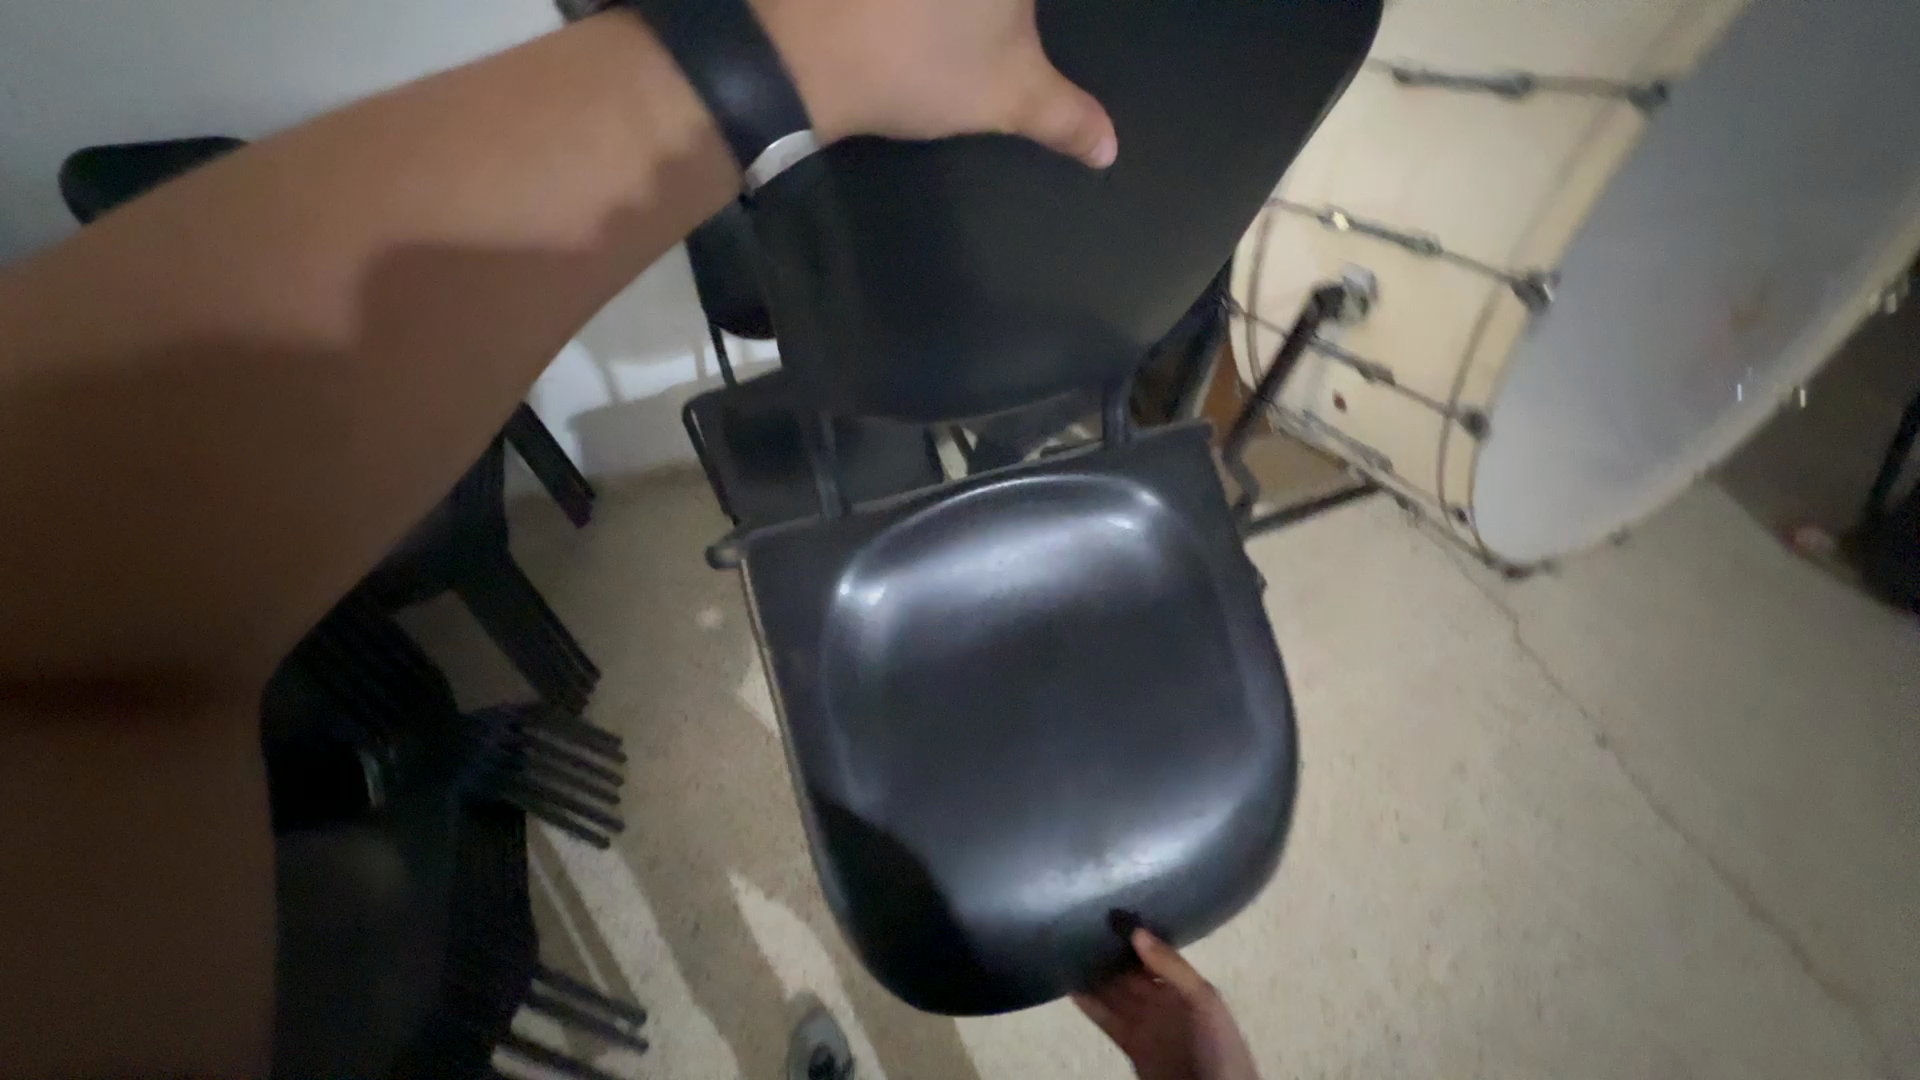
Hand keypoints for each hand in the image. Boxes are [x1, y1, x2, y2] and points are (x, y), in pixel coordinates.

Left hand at [750, 0, 1117, 167]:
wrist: (808, 53)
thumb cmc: (922, 65)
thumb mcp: (1009, 97)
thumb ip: (1066, 117)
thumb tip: (1110, 148)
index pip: (1029, 0)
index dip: (1027, 16)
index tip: (1018, 37)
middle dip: (1007, 12)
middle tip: (998, 32)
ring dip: (977, 9)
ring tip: (963, 31)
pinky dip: (938, 6)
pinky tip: (925, 21)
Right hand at [1074, 929, 1261, 1079]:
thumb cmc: (1218, 1048)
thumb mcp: (1204, 1001)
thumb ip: (1171, 966)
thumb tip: (1136, 931)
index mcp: (1182, 983)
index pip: (1151, 951)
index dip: (1129, 933)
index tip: (1102, 911)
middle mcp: (1161, 998)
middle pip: (1128, 970)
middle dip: (1106, 952)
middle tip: (1074, 926)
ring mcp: (1145, 1023)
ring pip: (1113, 993)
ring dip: (1093, 976)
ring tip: (1064, 951)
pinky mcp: (1132, 1046)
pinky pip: (1106, 1020)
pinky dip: (1089, 1005)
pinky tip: (1069, 987)